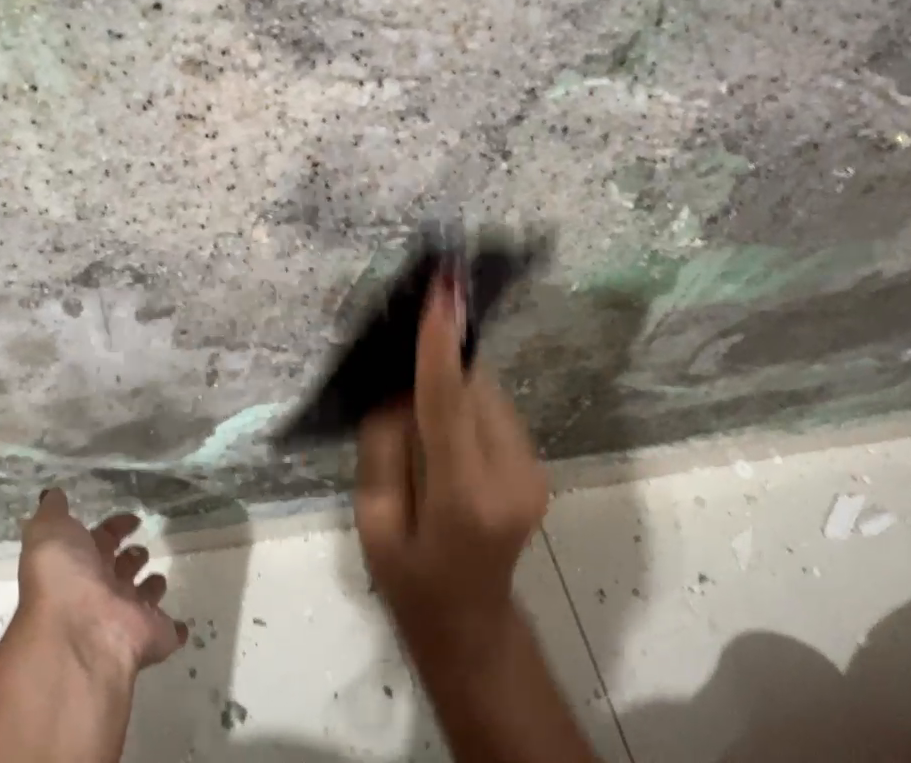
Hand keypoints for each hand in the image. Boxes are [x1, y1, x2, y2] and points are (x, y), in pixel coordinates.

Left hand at [16, 489, 188, 677]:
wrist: (81, 633)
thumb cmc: (63, 577)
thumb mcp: (48, 531)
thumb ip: (52, 512)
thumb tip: (53, 495)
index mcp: (78, 564)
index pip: (99, 540)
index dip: (114, 527)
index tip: (132, 519)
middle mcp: (101, 590)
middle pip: (120, 569)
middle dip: (131, 557)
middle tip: (141, 549)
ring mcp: (128, 614)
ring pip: (143, 598)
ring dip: (150, 588)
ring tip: (158, 579)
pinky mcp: (154, 634)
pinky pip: (168, 631)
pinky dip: (174, 629)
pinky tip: (180, 624)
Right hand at [353, 269, 550, 632]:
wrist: (469, 622)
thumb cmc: (407, 578)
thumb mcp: (373, 518)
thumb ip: (384, 446)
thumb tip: (398, 385)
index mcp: (462, 497)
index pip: (447, 404)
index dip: (441, 344)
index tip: (442, 289)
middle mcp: (511, 477)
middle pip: (473, 390)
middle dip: (439, 363)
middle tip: (400, 348)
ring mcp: (533, 472)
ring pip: (486, 395)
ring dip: (451, 386)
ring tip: (416, 404)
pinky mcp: (537, 466)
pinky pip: (494, 412)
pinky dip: (465, 404)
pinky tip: (442, 427)